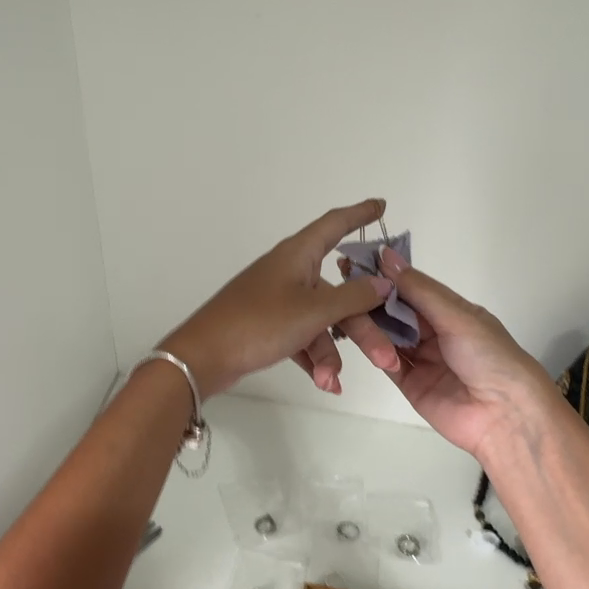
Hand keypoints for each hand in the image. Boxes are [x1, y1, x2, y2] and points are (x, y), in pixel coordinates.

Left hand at [159, 200, 395, 398]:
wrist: (202, 357)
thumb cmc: (258, 323)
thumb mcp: (312, 311)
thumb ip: (352, 297)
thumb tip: (382, 282)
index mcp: (297, 255)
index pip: (335, 225)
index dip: (359, 214)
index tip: (381, 206)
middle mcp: (289, 272)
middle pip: (339, 291)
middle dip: (362, 326)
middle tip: (385, 356)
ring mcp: (277, 300)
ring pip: (321, 320)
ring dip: (331, 352)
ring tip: (333, 381)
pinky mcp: (268, 326)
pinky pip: (302, 337)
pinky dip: (313, 358)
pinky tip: (324, 383)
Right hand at [333, 247, 558, 459]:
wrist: (505, 416)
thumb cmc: (490, 357)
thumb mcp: (457, 317)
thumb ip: (418, 290)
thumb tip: (385, 255)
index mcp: (450, 311)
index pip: (410, 287)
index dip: (384, 276)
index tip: (355, 262)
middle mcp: (433, 331)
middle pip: (394, 311)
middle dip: (371, 300)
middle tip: (344, 289)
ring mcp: (420, 357)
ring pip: (385, 335)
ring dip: (371, 326)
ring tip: (351, 317)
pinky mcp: (408, 382)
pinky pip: (385, 361)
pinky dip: (376, 353)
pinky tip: (367, 344)